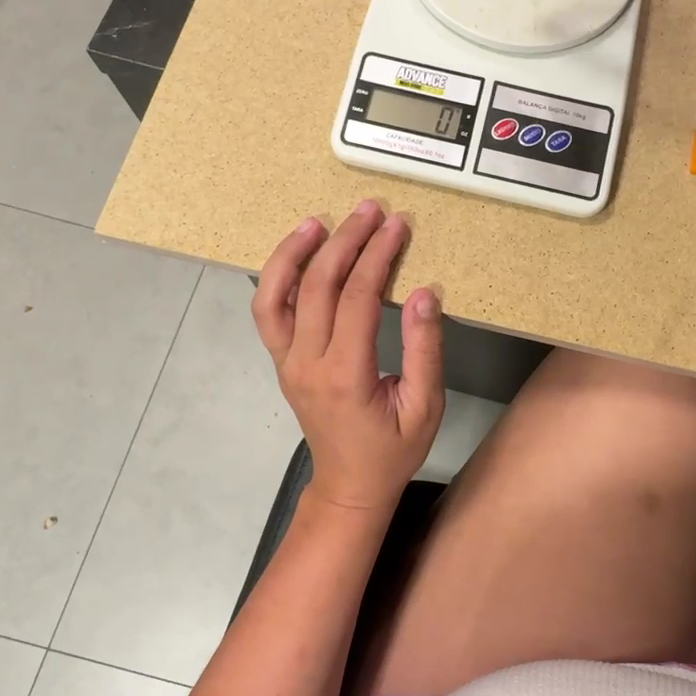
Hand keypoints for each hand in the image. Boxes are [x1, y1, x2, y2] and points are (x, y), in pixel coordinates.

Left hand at [252, 201, 444, 512]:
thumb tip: (423, 293)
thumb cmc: (392, 450)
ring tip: (320, 221)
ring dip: (296, 252)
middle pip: (319, 286)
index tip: (397, 226)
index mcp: (345, 375)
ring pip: (276, 295)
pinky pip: (269, 311)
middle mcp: (307, 363)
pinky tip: (299, 252)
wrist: (349, 486)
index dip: (378, 256)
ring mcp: (287, 361)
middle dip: (346, 241)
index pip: (358, 298)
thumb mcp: (426, 407)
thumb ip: (424, 350)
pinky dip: (279, 276)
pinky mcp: (281, 360)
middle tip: (371, 210)